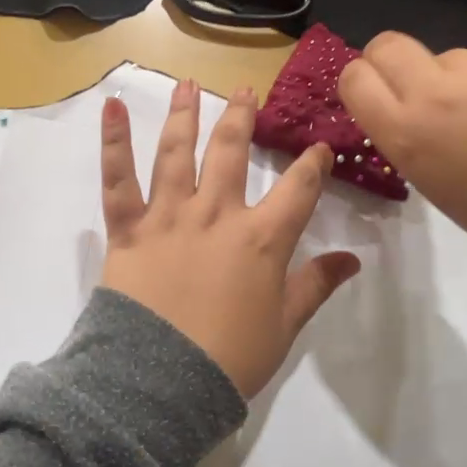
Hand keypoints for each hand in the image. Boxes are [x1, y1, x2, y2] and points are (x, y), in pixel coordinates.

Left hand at [100, 80, 360, 398]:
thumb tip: (353, 259)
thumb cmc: (229, 359)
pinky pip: (118, 179)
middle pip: (232, 153)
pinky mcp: (128, 228)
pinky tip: (112, 105)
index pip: (298, 190)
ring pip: (177, 153)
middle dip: (242, 118)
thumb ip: (315, 285)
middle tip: (246, 90)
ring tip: (189, 84)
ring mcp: (169, 216)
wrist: (162, 383)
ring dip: (185, 115)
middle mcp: (216, 214)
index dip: (313, 165)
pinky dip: (113, 141)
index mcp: (261, 239)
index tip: (319, 146)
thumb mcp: (283, 326)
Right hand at [339, 34, 466, 270]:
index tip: (381, 96)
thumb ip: (411, 136)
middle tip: (424, 87)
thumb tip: (411, 108)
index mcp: (406, 133)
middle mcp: (436, 92)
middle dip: (396, 60)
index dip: (364, 82)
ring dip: (463, 77)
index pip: (355, 77)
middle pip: (389, 45)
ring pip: (454, 56)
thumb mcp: (435, 183)